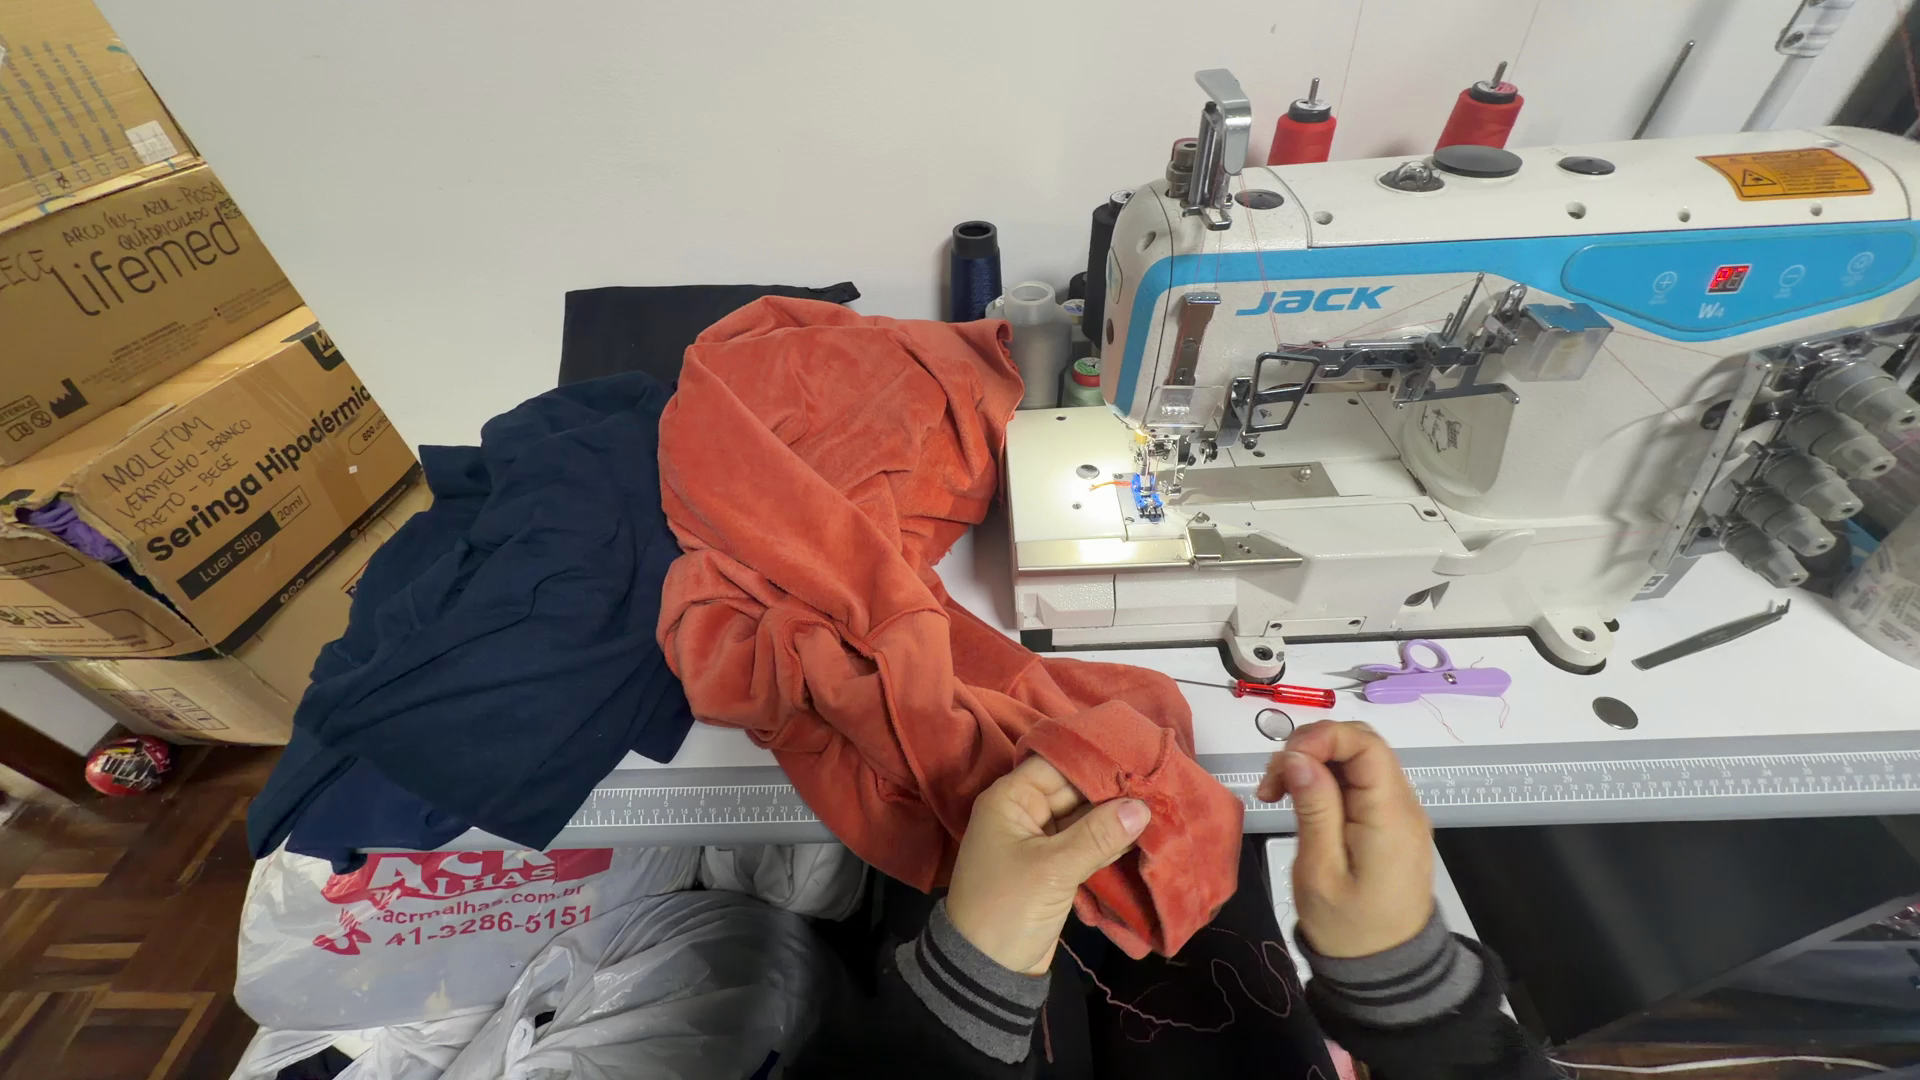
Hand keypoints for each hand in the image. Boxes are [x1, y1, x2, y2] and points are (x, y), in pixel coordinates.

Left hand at [946, 757, 1150, 974]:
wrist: (987, 971)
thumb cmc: (1008, 907)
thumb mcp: (1052, 869)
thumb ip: (1097, 836)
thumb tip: (1141, 807)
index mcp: (1010, 798)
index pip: (1056, 764)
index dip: (1093, 759)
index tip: (1135, 754)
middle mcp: (1023, 811)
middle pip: (1072, 790)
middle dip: (1111, 790)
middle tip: (1156, 781)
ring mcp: (1039, 840)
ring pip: (1082, 818)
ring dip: (1114, 817)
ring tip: (1159, 803)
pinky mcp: (1053, 866)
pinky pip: (1084, 844)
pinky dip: (1108, 842)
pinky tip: (1142, 836)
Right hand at [1257, 721, 1433, 957]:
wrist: (1387, 971)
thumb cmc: (1348, 927)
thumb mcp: (1320, 871)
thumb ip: (1314, 808)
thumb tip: (1298, 757)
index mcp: (1390, 816)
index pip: (1364, 744)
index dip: (1320, 738)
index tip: (1283, 765)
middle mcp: (1402, 805)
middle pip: (1360, 741)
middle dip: (1310, 746)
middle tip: (1276, 780)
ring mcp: (1397, 811)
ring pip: (1354, 755)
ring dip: (1311, 760)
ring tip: (1278, 792)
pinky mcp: (1385, 819)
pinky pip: (1355, 778)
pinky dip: (1321, 776)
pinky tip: (1297, 798)